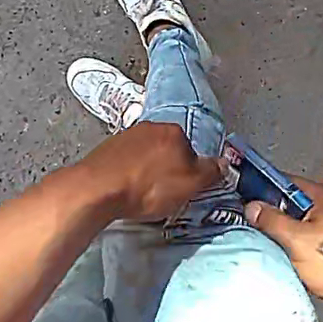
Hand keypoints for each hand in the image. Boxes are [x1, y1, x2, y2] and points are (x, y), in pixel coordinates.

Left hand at [73, 121, 223, 222]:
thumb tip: (224, 162)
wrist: (98, 189)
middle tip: (162, 194)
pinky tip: (124, 190)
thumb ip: (210, 172)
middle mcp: (151, 127)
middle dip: (167, 169)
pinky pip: (125, 161)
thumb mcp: (190, 185)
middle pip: (167, 150)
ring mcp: (126, 135)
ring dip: (146, 171)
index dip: (189, 173)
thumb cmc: (148, 187)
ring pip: (145, 155)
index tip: (182, 190)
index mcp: (174, 131)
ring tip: (141, 195)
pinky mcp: (106, 148)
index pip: (191, 151)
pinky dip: (128, 173)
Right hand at [245, 177, 322, 314]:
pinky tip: (285, 254)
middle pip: (291, 201)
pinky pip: (306, 236)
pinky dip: (293, 242)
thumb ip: (271, 220)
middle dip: (272, 211)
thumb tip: (253, 207)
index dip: (264, 186)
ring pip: (298, 221)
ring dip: (282, 230)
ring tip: (267, 240)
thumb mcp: (295, 240)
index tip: (244, 195)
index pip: (286, 181)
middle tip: (252, 222)